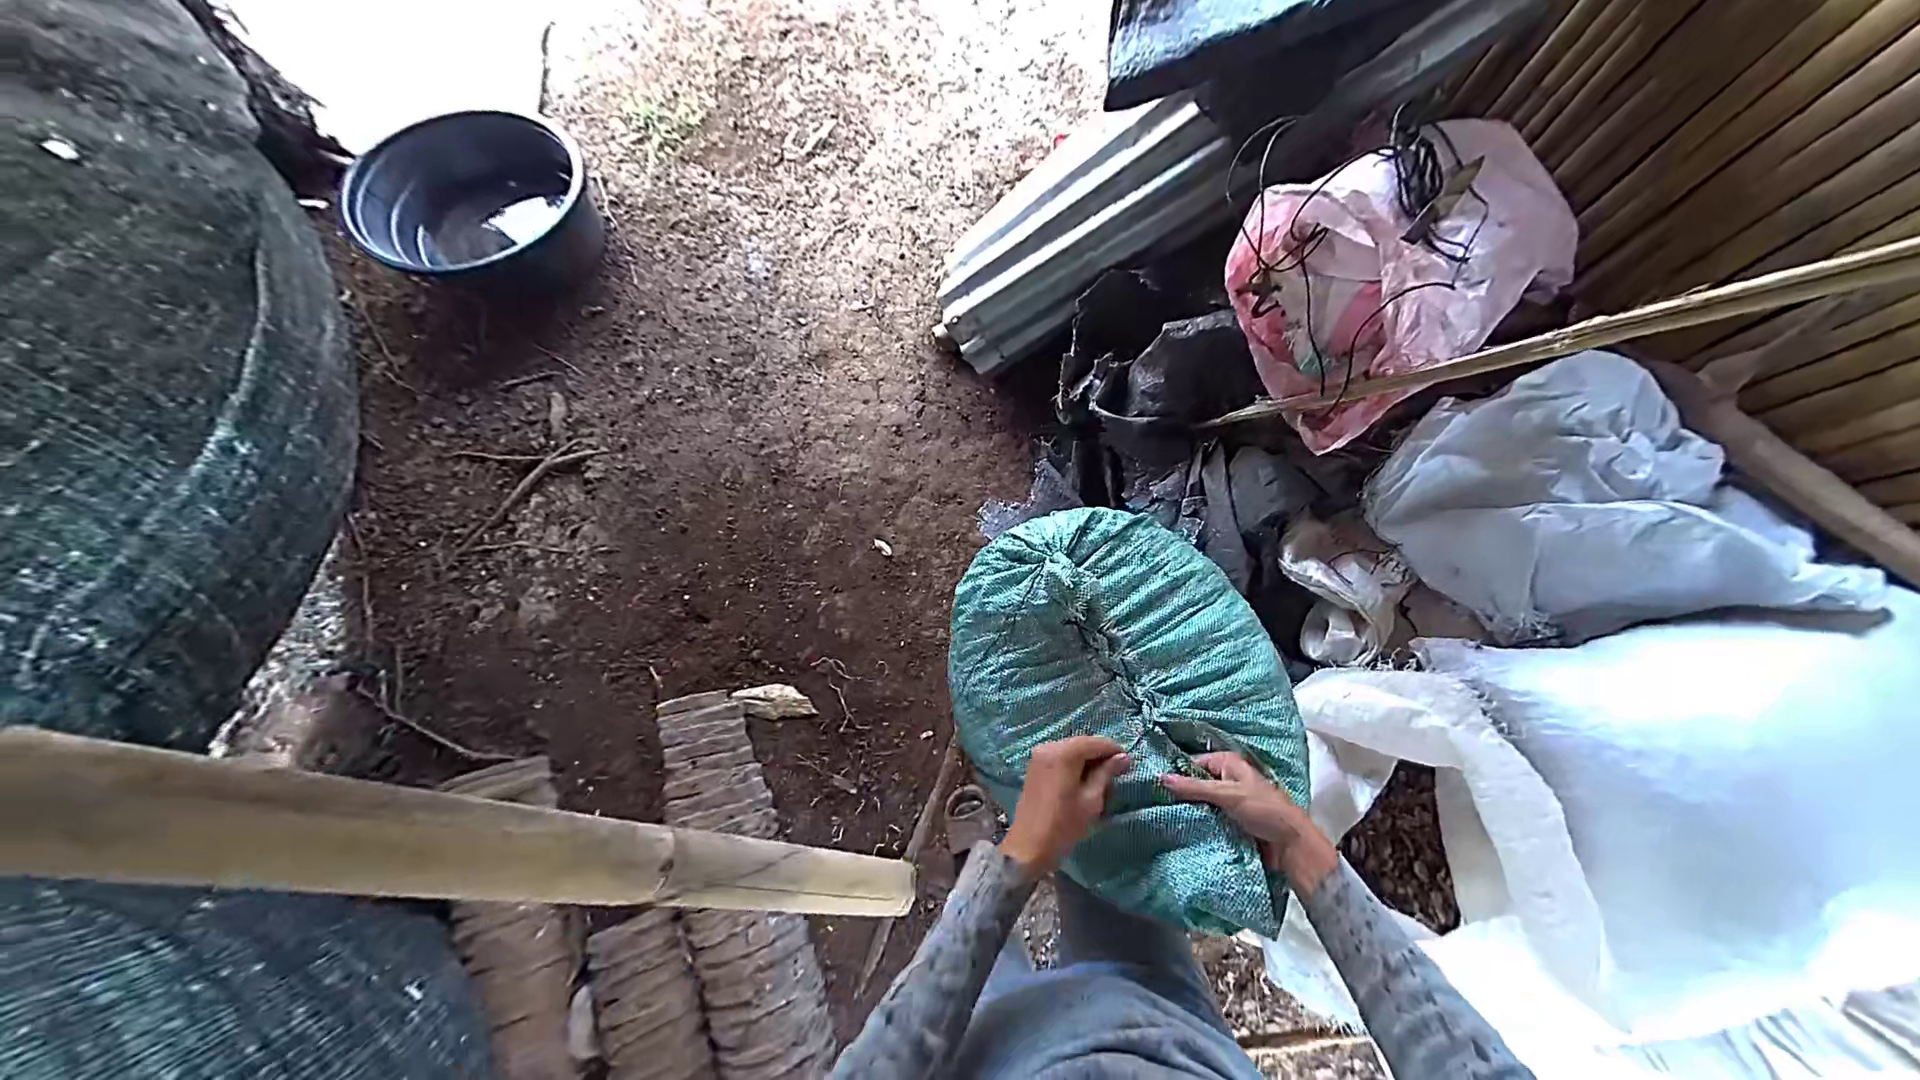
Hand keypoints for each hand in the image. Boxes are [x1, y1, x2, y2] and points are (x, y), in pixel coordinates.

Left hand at [999, 736, 1130, 875]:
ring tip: (1102, 782)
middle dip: (1100, 756)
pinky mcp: (1034, 766)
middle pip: (1082, 744)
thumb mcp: (1091, 800)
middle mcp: (1048, 747)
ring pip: (1071, 750)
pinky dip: (1073, 765)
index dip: (1113, 750)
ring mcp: (1038, 756)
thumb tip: (1123, 757)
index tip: (1128, 763)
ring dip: (1087, 761)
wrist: (1029, 847)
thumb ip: (1106, 774)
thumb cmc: (1064, 825)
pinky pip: (1059, 757)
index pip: (1095, 742)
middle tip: (1117, 774)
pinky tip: (1083, 782)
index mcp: (1063, 753)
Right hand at [1161, 752, 1337, 893]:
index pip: (1193, 763)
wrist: (1293, 847)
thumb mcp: (1227, 795)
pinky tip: (1183, 825)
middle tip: (1158, 801)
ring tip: (1165, 814)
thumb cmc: (1265, 811)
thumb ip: (1194, 787)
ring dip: (1189, 808)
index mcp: (1228, 763)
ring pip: (1201, 801)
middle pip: (1196, 782)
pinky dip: (1199, 820)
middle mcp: (1228, 778)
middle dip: (1181, 792)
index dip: (1177, 773)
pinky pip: (1209, 816)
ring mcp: (1230, 800)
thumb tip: (1161, 778)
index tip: (1157, 785)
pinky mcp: (1231, 820)